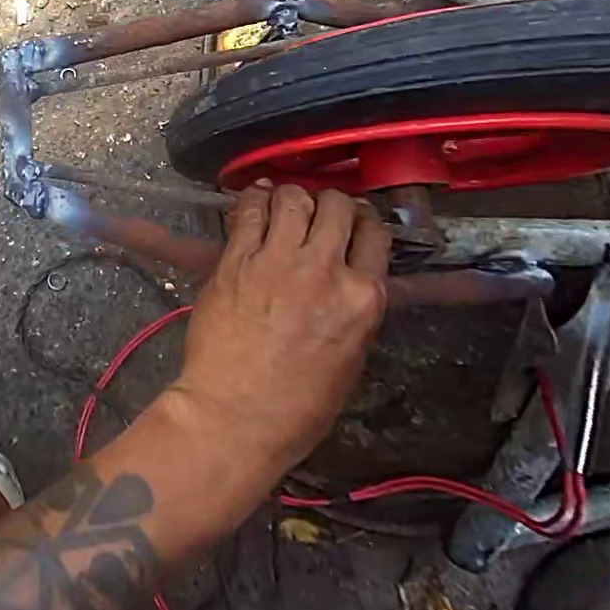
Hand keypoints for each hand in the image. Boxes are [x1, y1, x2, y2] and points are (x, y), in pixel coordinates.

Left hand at [170, 181, 391, 473]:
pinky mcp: (236, 260)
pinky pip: (248, 212)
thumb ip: (353, 307)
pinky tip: (255, 197)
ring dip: (291, 196)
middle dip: (329, 203)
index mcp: (363, 299)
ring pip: (293, 199)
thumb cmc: (298, 403)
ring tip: (284, 203)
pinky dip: (254, 198)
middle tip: (316, 211)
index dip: (363, 221)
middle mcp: (324, 270)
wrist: (235, 413)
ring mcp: (276, 261)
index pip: (374, 235)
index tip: (351, 221)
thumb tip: (347, 276)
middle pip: (336, 207)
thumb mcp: (350, 356)